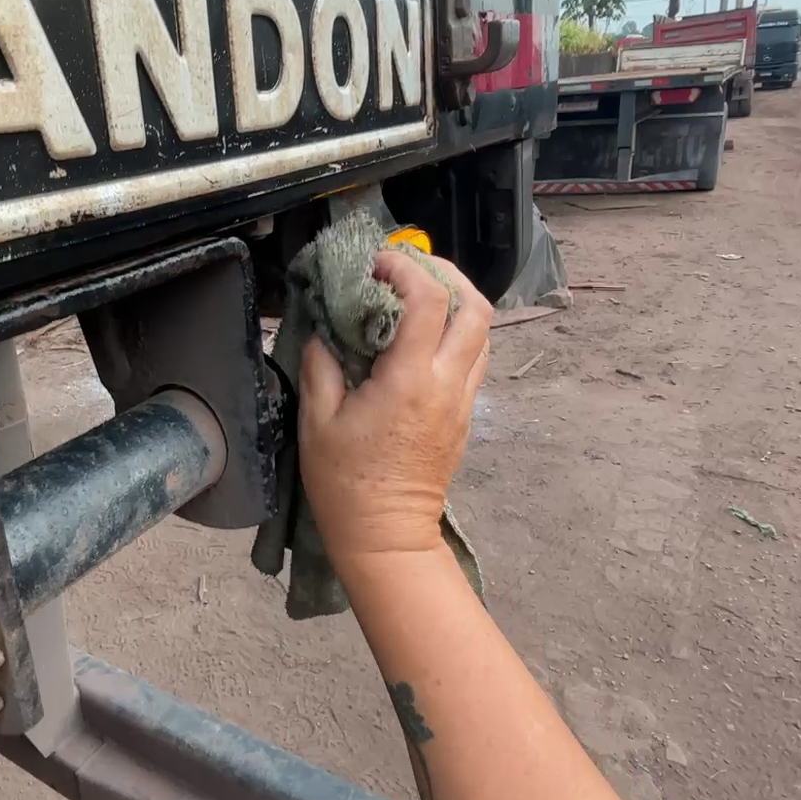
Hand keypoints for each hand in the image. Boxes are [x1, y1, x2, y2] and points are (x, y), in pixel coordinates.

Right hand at [297, 252, 491, 568]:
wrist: (386, 537)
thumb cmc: (345, 483)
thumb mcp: (317, 421)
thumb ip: (320, 365)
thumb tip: (324, 329)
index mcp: (410, 380)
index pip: (429, 301)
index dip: (405, 268)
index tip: (375, 262)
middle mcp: (447, 384)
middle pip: (476, 307)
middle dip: (445, 273)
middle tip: (407, 267)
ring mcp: (462, 401)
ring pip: (483, 332)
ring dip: (456, 301)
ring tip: (417, 293)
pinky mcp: (464, 415)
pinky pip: (475, 358)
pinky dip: (457, 331)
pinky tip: (424, 334)